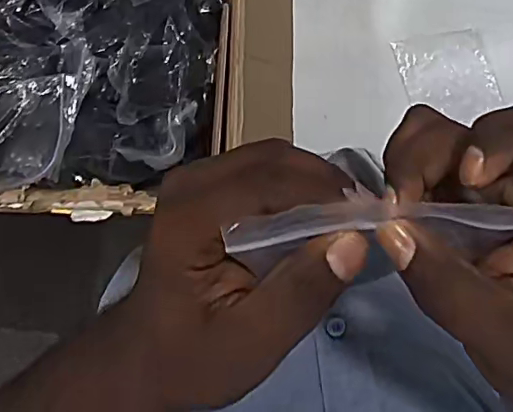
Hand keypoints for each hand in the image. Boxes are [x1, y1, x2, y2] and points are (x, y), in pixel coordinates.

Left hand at [0, 139, 368, 410]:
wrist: (144, 355)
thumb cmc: (193, 354)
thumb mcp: (252, 342)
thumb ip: (301, 291)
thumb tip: (355, 240)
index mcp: (192, 211)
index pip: (267, 180)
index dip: (322, 189)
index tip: (369, 210)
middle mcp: (190, 180)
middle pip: (268, 158)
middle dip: (321, 178)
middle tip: (365, 211)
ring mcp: (194, 177)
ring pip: (265, 156)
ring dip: (309, 177)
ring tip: (347, 212)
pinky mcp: (203, 184)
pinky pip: (256, 168)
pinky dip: (292, 182)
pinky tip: (315, 211)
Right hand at [377, 103, 512, 410]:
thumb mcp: (504, 333)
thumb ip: (447, 284)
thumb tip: (390, 230)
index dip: (498, 137)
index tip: (468, 180)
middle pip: (467, 128)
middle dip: (426, 155)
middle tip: (403, 202)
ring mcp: (484, 185)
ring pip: (434, 135)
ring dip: (405, 162)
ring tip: (397, 208)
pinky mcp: (452, 196)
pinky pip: (416, 163)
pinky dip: (397, 178)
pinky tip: (396, 214)